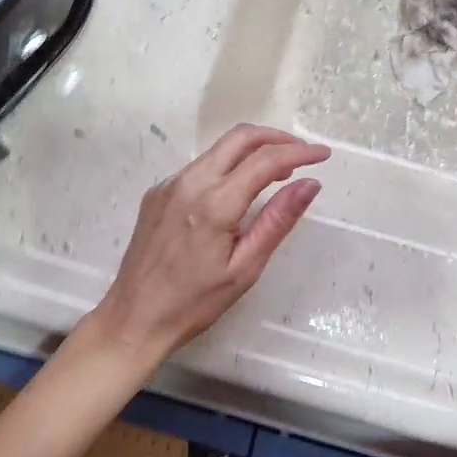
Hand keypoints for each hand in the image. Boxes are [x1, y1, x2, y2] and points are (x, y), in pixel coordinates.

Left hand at [84, 124, 328, 365]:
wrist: (133, 319)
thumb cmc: (194, 303)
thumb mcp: (245, 267)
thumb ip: (278, 220)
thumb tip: (310, 184)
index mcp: (215, 202)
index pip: (266, 160)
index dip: (299, 152)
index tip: (323, 154)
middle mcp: (190, 181)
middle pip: (240, 138)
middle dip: (276, 138)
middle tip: (302, 154)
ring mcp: (170, 183)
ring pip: (219, 150)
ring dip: (252, 151)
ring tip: (277, 174)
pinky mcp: (158, 191)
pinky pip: (200, 167)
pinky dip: (227, 167)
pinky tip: (237, 193)